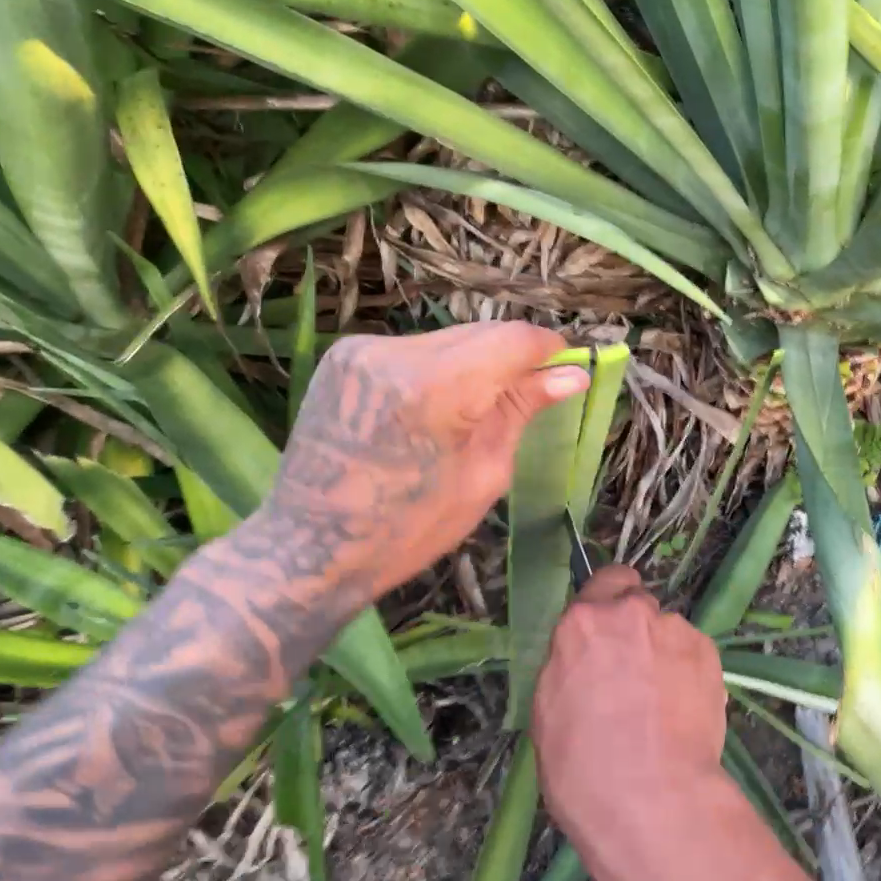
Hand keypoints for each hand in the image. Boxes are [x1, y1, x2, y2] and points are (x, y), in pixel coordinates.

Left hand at [264, 321, 590, 602]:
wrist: (308, 549)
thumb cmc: (409, 528)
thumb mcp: (485, 473)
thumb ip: (522, 410)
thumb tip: (573, 376)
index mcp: (436, 389)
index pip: (514, 338)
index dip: (549, 350)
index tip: (565, 372)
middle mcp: (395, 354)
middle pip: (483, 331)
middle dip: (514, 358)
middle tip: (529, 395)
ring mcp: (363, 350)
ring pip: (451, 338)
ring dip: (476, 363)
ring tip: (473, 410)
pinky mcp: (344, 355)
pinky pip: (417, 348)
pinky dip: (440, 368)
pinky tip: (433, 408)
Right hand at [533, 567, 725, 848]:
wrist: (652, 796)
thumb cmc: (583, 767)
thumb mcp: (550, 712)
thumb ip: (571, 665)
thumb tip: (585, 659)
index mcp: (584, 623)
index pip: (604, 581)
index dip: (609, 601)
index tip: (609, 625)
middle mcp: (633, 614)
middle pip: (638, 605)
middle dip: (635, 631)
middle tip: (633, 673)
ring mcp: (676, 630)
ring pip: (668, 632)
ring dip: (663, 654)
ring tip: (660, 704)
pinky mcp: (709, 652)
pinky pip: (692, 654)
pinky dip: (688, 673)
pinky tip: (682, 711)